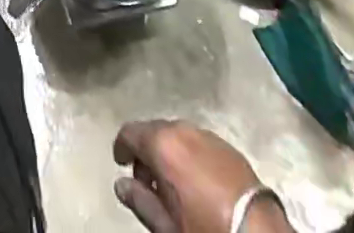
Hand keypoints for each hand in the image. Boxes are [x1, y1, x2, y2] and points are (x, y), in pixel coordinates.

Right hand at [112, 121, 290, 232]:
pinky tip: (199, 184)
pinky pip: (200, 145)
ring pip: (178, 136)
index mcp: (163, 143)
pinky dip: (191, 157)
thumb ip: (140, 201)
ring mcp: (210, 137)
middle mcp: (184, 130)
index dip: (122, 148)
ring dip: (169, 153)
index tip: (121, 165)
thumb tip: (121, 185)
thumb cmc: (208, 230)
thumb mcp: (167, 226)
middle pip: (154, 131)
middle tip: (148, 184)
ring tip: (174, 186)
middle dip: (146, 152)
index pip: (130, 133)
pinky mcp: (232, 150)